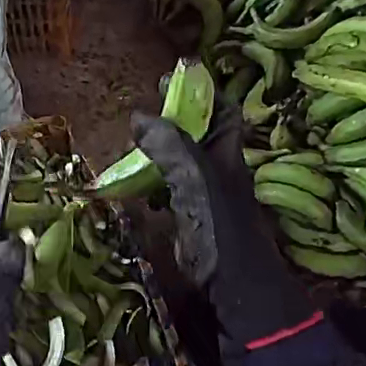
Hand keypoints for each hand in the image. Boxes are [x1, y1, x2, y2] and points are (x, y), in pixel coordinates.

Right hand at [133, 107, 315, 349]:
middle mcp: (218, 170)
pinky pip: (168, 192)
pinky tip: (136, 186)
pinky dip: (152, 185)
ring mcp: (204, 195)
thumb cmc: (219, 224)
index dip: (202, 93)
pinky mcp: (189, 219)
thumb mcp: (195, 177)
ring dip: (158, 153)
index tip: (173, 80)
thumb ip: (170, 145)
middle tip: (142, 115)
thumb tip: (139, 117)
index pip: (223, 111)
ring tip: (133, 145)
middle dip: (171, 122)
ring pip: (180, 163)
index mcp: (229, 154)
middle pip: (197, 135)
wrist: (232, 285)